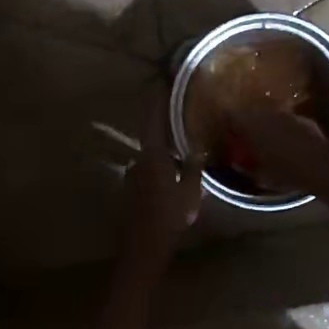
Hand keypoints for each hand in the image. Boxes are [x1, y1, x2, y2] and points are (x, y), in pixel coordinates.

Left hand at [120, 92, 203, 264]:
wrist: (144, 247)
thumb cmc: (170, 217)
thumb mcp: (191, 191)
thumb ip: (192, 167)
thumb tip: (196, 148)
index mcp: (152, 156)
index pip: (153, 120)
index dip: (156, 100)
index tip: (160, 81)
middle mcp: (138, 161)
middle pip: (153, 139)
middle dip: (167, 132)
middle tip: (184, 126)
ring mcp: (132, 176)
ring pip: (152, 158)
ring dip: (165, 157)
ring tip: (185, 161)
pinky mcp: (131, 190)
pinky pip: (149, 172)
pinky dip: (161, 171)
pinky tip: (174, 182)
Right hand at [228, 105, 328, 191]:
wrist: (321, 167)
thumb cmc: (287, 173)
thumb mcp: (261, 176)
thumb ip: (247, 167)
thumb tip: (238, 164)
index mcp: (252, 126)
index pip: (233, 116)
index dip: (229, 122)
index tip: (227, 130)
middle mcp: (268, 115)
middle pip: (251, 112)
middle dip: (247, 121)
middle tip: (245, 134)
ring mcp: (287, 115)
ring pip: (270, 115)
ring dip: (266, 123)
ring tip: (266, 137)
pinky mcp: (304, 120)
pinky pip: (287, 121)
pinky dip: (284, 128)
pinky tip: (287, 140)